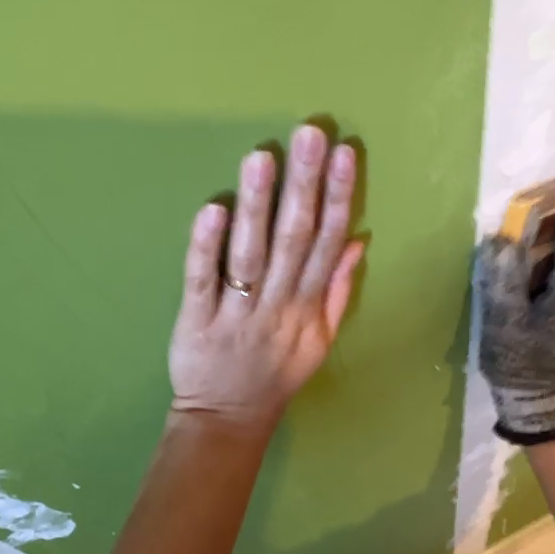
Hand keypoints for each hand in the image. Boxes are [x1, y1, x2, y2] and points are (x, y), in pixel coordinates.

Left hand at [168, 125, 363, 432]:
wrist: (229, 419)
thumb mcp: (322, 340)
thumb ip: (338, 291)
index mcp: (309, 308)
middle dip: (304, 186)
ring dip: (257, 205)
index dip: (338, 198)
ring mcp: (237, 312)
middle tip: (309, 135)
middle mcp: (278, 305)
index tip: (345, 154)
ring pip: (250, 254)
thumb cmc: (278, 375)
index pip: (327, 244)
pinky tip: (213, 209)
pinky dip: (207, 247)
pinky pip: (203, 281)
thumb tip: (356, 240)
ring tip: (262, 157)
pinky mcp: (198, 320)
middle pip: (294, 240)